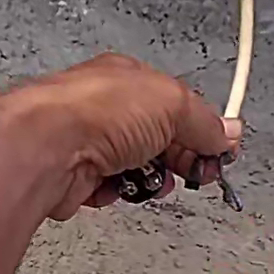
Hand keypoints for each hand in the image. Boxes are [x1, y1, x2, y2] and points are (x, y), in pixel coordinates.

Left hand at [0, 53, 241, 220]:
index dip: (201, 131)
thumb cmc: (96, 111)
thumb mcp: (172, 104)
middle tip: (192, 175)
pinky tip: (116, 189)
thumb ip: (204, 121)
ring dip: (148, 179)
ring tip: (149, 181)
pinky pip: (108, 190)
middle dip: (177, 160)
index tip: (218, 155)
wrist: (46, 148)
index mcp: (129, 80)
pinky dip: (117, 193)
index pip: (176, 107)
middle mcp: (106, 109)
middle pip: (156, 140)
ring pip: (133, 169)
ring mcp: (89, 144)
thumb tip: (227, 132)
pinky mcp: (75, 177)